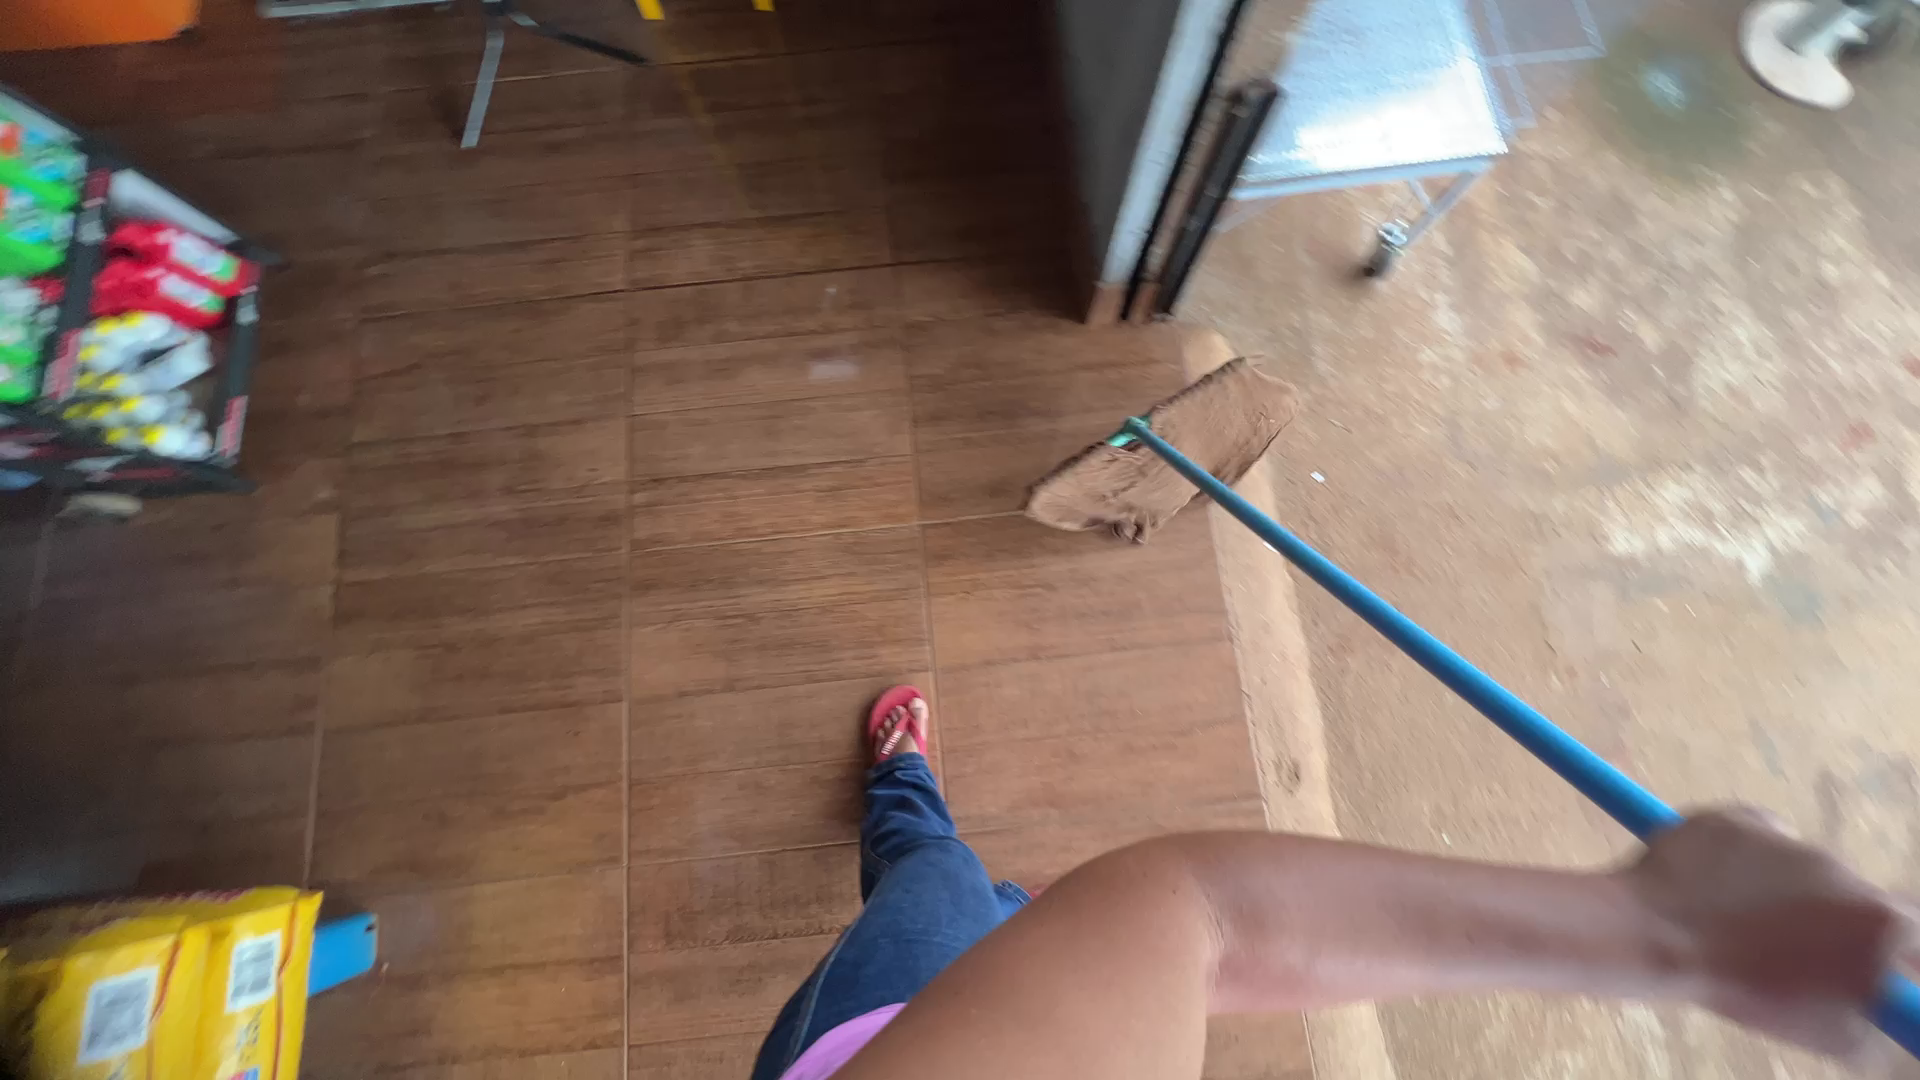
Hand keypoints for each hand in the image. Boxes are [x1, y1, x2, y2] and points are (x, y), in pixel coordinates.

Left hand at [1621, 807, 1914, 1060]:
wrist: (1650, 935)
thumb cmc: (1745, 990)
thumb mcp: (1844, 1034)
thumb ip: (1884, 1010)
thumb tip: (1893, 999)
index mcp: (1884, 921)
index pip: (1912, 934)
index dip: (1892, 949)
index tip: (1869, 959)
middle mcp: (1840, 869)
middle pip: (1852, 893)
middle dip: (1829, 915)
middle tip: (1787, 936)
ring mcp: (1781, 838)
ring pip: (1797, 864)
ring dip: (1781, 884)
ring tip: (1735, 911)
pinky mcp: (1731, 817)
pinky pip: (1752, 834)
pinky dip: (1741, 852)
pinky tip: (1716, 876)